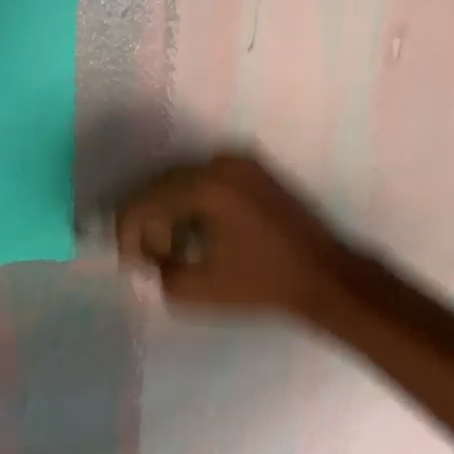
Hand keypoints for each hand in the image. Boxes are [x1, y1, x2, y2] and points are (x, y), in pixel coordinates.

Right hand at [114, 152, 355, 316]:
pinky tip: (198, 235)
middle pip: (159, 185)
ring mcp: (240, 163)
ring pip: (181, 182)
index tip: (132, 264)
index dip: (128, 233)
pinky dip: (192, 205)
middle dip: (147, 223)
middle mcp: (219, 163)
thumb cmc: (261, 283)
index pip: (143, 201)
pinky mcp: (254, 171)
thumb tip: (150, 258)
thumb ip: (158, 272)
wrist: (325, 276)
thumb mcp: (197, 290)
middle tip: (150, 258)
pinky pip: (206, 181)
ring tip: (174, 250)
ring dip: (169, 213)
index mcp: (204, 186)